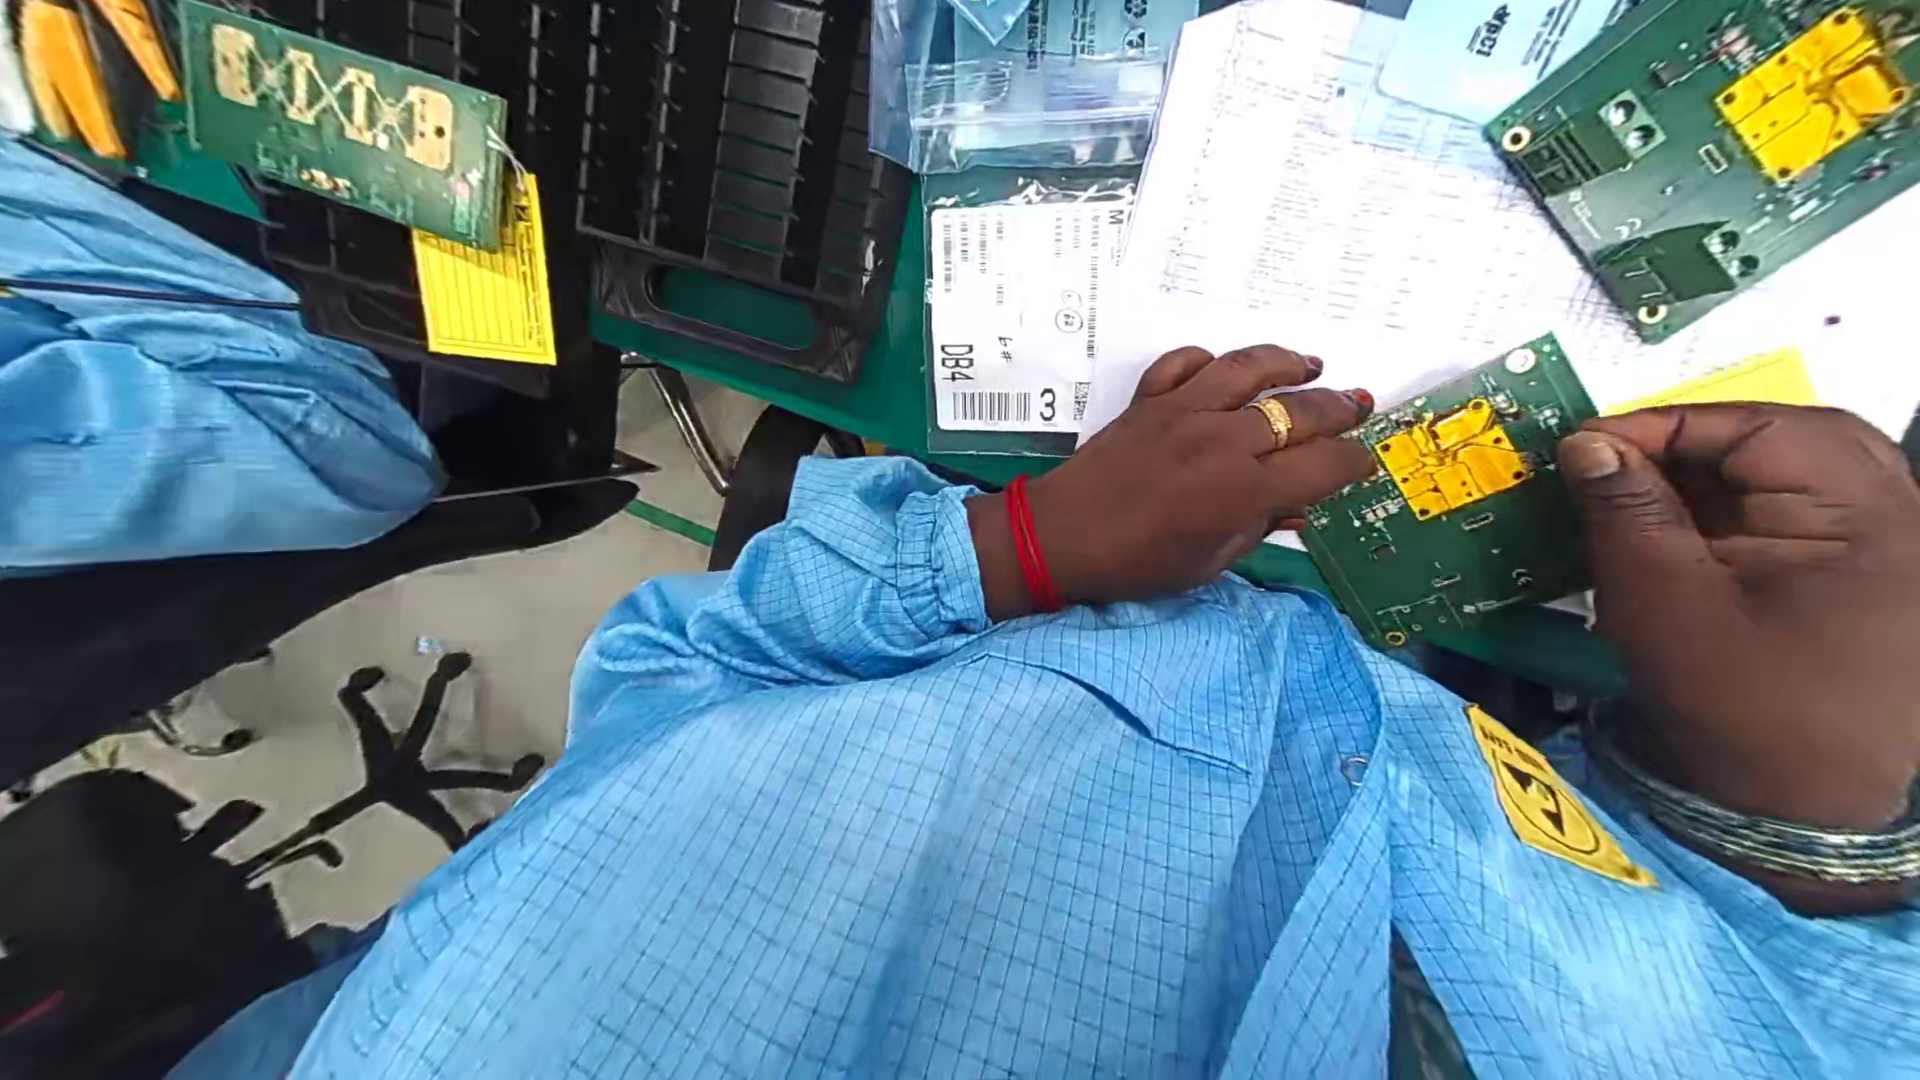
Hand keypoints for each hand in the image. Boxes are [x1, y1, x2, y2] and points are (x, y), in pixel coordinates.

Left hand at [969, 345, 1376, 617]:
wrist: (1061, 537)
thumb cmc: (1134, 565)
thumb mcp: (1206, 564)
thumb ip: (1256, 529)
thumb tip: (1296, 507)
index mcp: (1243, 492)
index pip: (1325, 465)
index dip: (1352, 464)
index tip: (1358, 464)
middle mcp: (1221, 441)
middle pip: (1300, 410)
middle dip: (1339, 410)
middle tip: (1354, 409)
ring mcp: (1181, 412)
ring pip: (1248, 368)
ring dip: (1287, 362)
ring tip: (1310, 365)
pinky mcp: (1147, 401)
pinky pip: (1183, 362)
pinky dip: (1206, 359)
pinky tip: (1222, 368)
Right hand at [1558, 405, 1919, 837]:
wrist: (1782, 788)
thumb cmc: (1725, 690)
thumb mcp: (1657, 592)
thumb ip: (1624, 508)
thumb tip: (1584, 444)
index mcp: (1875, 523)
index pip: (1772, 430)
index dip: (1669, 424)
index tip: (1583, 445)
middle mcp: (1897, 522)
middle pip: (1789, 441)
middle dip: (1685, 440)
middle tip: (1603, 459)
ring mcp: (1879, 548)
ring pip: (1782, 472)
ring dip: (1694, 471)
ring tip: (1620, 490)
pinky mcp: (1846, 572)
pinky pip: (1777, 511)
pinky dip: (1708, 505)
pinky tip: (1655, 524)